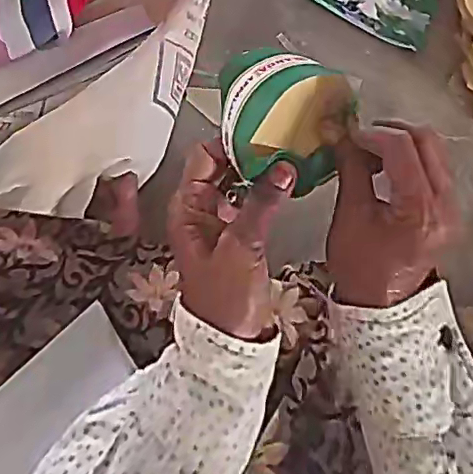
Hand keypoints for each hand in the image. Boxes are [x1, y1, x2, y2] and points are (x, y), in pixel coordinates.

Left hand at [168, 141, 293, 340]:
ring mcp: (219, 220)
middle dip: (247, 151)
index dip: (228, 141)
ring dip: (257, 167)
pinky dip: (264, 186)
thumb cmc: (225, 298)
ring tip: (285, 155)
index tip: (258, 132)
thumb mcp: (242, 245)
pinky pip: (250, 197)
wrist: (231, 341)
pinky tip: (284, 181)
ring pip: (237, 179)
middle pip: (221, 164)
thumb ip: (262, 202)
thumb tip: (282, 167)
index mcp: (187, 207)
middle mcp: (200, 208)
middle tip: (278, 139)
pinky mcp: (238, 232)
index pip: (204, 156)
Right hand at [327, 122, 457, 308]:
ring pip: (434, 151)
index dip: (373, 135)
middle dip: (392, 132)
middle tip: (363, 139)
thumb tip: (344, 135)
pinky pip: (435, 167)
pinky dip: (411, 158)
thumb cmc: (361, 267)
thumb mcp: (350, 214)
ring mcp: (453, 207)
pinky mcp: (450, 209)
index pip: (402, 148)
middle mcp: (446, 204)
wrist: (382, 307)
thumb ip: (352, 167)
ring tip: (372, 153)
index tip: (350, 135)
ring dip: (402, 143)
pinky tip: (386, 167)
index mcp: (420, 209)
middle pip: (426, 141)